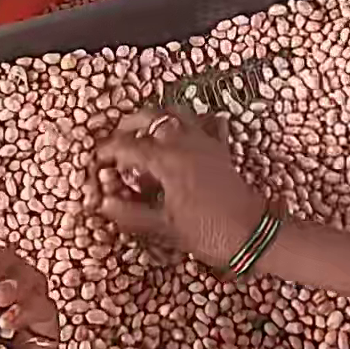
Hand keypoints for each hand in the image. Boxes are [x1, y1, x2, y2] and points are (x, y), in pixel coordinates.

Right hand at [94, 109, 267, 268]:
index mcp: (167, 160)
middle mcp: (185, 143)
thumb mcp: (165, 227)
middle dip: (129, 125)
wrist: (253, 234)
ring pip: (177, 114)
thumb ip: (131, 214)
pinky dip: (192, 124)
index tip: (97, 160)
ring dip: (158, 119)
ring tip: (146, 136)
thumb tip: (103, 202)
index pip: (128, 146)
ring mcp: (206, 142)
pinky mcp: (221, 149)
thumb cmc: (207, 232)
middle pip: (151, 117)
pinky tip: (185, 136)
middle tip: (116, 140)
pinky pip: (206, 124)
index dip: (108, 151)